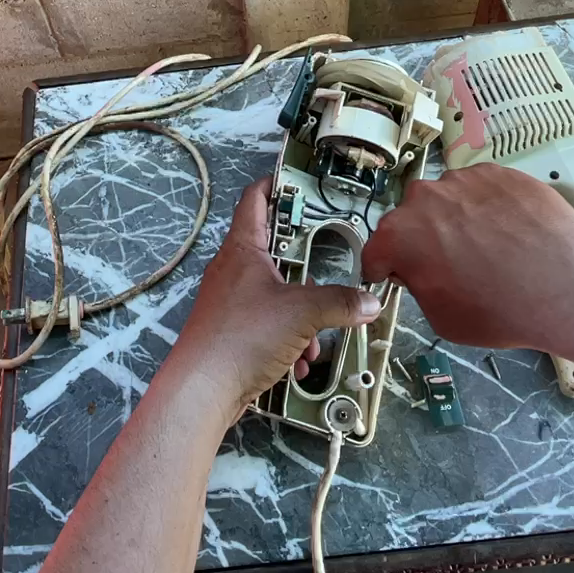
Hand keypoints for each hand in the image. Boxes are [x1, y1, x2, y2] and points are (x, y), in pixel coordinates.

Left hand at [165, 179, 381, 418]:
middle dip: (305, 269)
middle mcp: (232, 268)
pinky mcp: (230, 330)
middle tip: (326, 271)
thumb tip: (371, 302)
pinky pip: (266, 323)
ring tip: (312, 340)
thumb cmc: (244, 335)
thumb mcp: (302, 313)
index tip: (299, 183)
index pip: (254, 198)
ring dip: (300, 315)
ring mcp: (229, 300)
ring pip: (274, 294)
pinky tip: (297, 363)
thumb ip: (340, 303)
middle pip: (273, 251)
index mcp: (243, 248)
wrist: (202, 389)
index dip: (275, 185)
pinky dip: (286, 339)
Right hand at [362, 163, 573, 357]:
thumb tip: (423, 273)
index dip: (386, 267)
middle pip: (412, 218)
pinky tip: (512, 231)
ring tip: (491, 247)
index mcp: (399, 235)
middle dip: (424, 238)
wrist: (566, 284)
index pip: (376, 250)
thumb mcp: (443, 319)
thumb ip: (420, 286)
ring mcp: (461, 180)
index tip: (398, 274)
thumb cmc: (502, 308)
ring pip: (449, 199)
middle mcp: (423, 199)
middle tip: (454, 264)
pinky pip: (482, 188)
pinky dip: (490, 205)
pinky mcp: (496, 172)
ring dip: (458, 218)